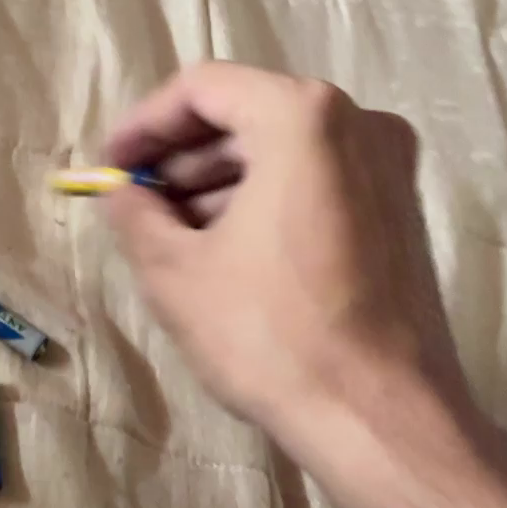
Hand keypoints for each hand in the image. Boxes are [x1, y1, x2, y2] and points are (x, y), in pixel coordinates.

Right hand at [101, 63, 468, 453]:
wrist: (380, 419)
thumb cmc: (266, 331)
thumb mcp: (170, 267)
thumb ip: (131, 210)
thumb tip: (120, 191)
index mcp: (302, 120)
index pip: (202, 88)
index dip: (143, 123)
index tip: (109, 165)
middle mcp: (359, 124)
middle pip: (241, 112)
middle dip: (176, 153)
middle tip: (132, 197)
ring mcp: (388, 168)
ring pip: (274, 147)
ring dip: (209, 178)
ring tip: (165, 229)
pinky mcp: (396, 212)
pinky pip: (308, 178)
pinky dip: (253, 196)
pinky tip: (216, 245)